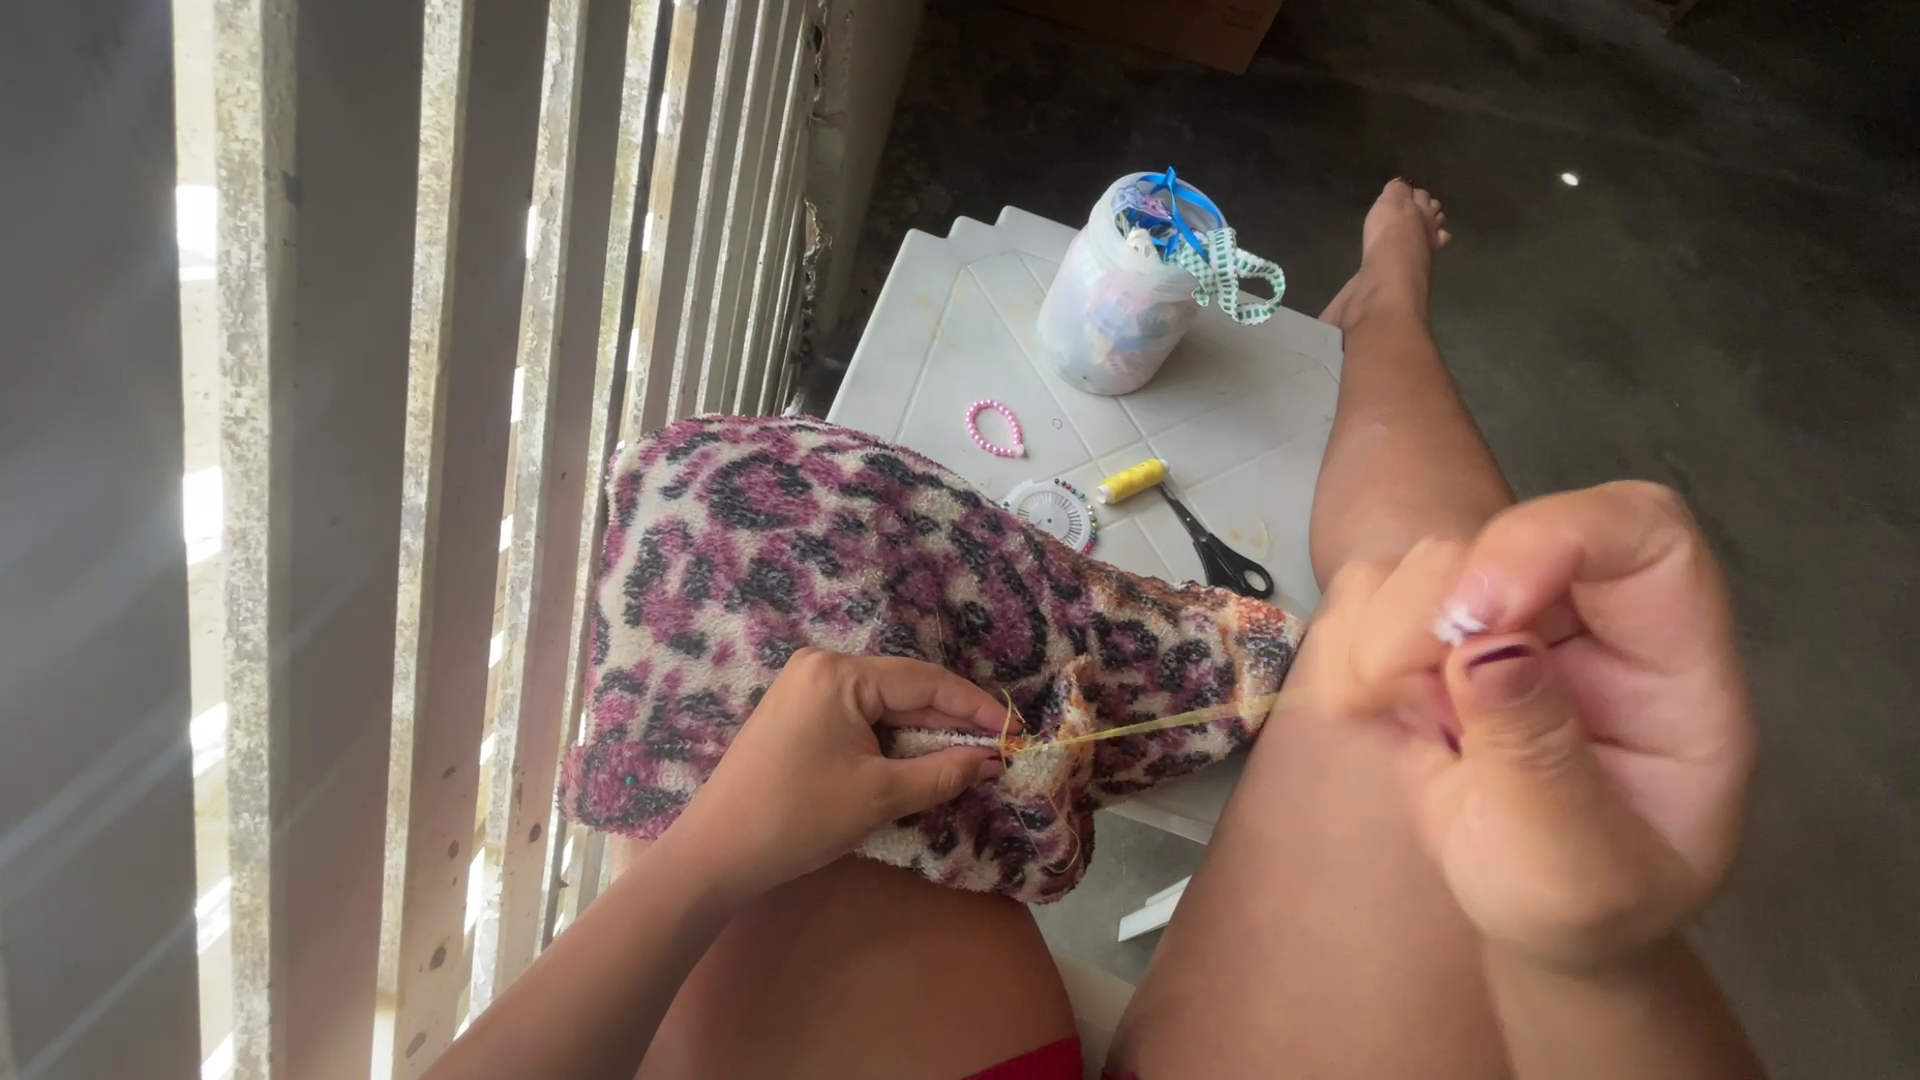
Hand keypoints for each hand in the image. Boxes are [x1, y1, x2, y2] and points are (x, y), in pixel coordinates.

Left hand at [663, 648, 1006, 900]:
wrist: (714, 855)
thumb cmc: (798, 819)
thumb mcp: (879, 796)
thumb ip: (943, 772)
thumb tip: (992, 761)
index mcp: (839, 673)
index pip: (924, 681)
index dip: (974, 706)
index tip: (1014, 730)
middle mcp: (822, 665)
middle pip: (904, 688)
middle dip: (950, 720)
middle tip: (996, 747)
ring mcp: (806, 686)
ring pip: (884, 702)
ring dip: (924, 730)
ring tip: (967, 754)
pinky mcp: (799, 710)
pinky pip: (860, 714)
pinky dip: (892, 736)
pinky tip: (919, 755)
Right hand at [1329, 482, 1755, 971]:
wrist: (1525, 906)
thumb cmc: (1577, 898)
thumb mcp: (1576, 864)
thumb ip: (1539, 758)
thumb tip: (1485, 650)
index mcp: (1666, 666)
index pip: (1638, 534)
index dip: (1552, 537)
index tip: (1475, 615)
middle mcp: (1580, 622)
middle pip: (1490, 540)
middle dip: (1423, 612)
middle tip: (1396, 690)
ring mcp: (1496, 621)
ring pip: (1413, 564)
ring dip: (1371, 639)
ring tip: (1382, 718)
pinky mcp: (1421, 633)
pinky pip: (1360, 597)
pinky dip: (1342, 650)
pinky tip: (1365, 711)